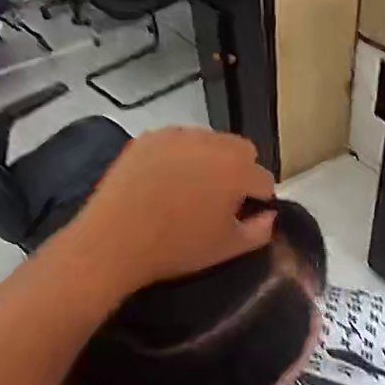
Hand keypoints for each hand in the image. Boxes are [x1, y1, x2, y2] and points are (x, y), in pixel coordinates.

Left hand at [64, 127, 276, 289]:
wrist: (115, 241)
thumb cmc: (178, 248)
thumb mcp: (228, 248)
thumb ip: (260, 231)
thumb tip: (269, 216)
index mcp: (237, 170)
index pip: (265, 180)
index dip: (260, 200)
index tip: (247, 216)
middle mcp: (211, 143)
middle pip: (242, 150)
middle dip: (240, 171)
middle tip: (222, 199)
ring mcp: (177, 136)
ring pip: (210, 142)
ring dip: (211, 160)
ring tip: (192, 189)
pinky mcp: (149, 138)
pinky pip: (178, 141)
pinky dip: (181, 156)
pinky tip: (167, 181)